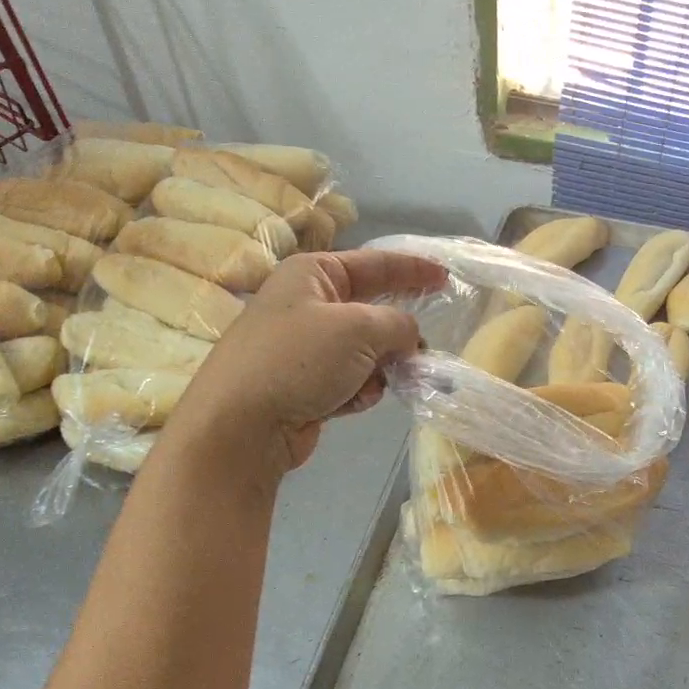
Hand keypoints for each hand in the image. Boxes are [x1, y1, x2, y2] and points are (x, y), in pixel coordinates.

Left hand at [165, 250, 446, 473]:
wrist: (241, 425)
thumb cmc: (298, 360)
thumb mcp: (359, 329)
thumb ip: (399, 325)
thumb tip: (409, 339)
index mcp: (312, 274)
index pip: (374, 263)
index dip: (413, 269)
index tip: (447, 277)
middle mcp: (306, 305)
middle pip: (371, 312)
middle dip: (395, 334)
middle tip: (420, 351)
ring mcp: (304, 348)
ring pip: (366, 351)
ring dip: (378, 369)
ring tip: (372, 383)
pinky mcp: (305, 385)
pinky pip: (351, 380)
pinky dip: (358, 391)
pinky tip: (349, 403)